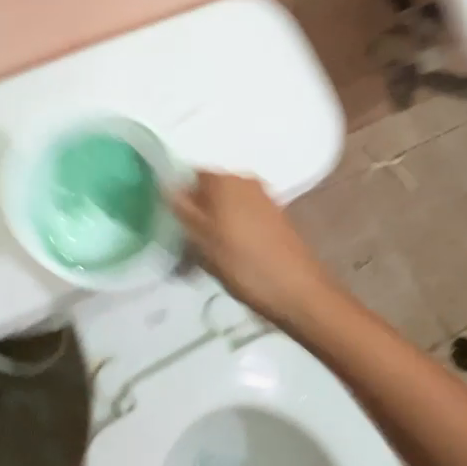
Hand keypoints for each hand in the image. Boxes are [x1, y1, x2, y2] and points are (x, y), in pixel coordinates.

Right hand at [170, 170, 342, 323]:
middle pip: (208, 190)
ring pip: (226, 205)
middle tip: (185, 246)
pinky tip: (229, 257)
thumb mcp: (203, 242)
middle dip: (195, 213)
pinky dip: (231, 230)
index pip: (189, 175)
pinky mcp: (275, 215)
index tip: (170, 224)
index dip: (177, 197)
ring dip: (213, 225)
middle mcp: (245, 180)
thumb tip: (167, 185)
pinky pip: (243, 216)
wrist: (299, 290)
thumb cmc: (245, 266)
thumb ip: (183, 210)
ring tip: (206, 258)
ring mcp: (264, 197)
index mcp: (225, 180)